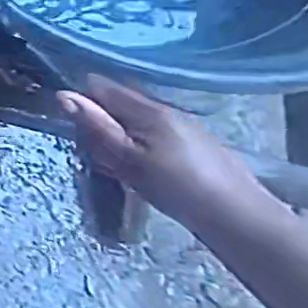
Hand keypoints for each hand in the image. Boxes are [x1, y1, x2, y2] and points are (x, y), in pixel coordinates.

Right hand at [59, 76, 270, 228]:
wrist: (246, 221)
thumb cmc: (178, 188)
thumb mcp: (127, 159)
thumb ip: (96, 125)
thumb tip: (62, 94)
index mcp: (147, 109)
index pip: (98, 86)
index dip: (82, 103)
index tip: (81, 131)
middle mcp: (166, 110)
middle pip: (117, 102)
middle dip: (102, 122)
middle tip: (103, 156)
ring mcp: (186, 127)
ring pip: (136, 120)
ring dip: (123, 136)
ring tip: (127, 168)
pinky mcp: (200, 145)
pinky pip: (157, 134)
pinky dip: (144, 146)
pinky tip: (152, 172)